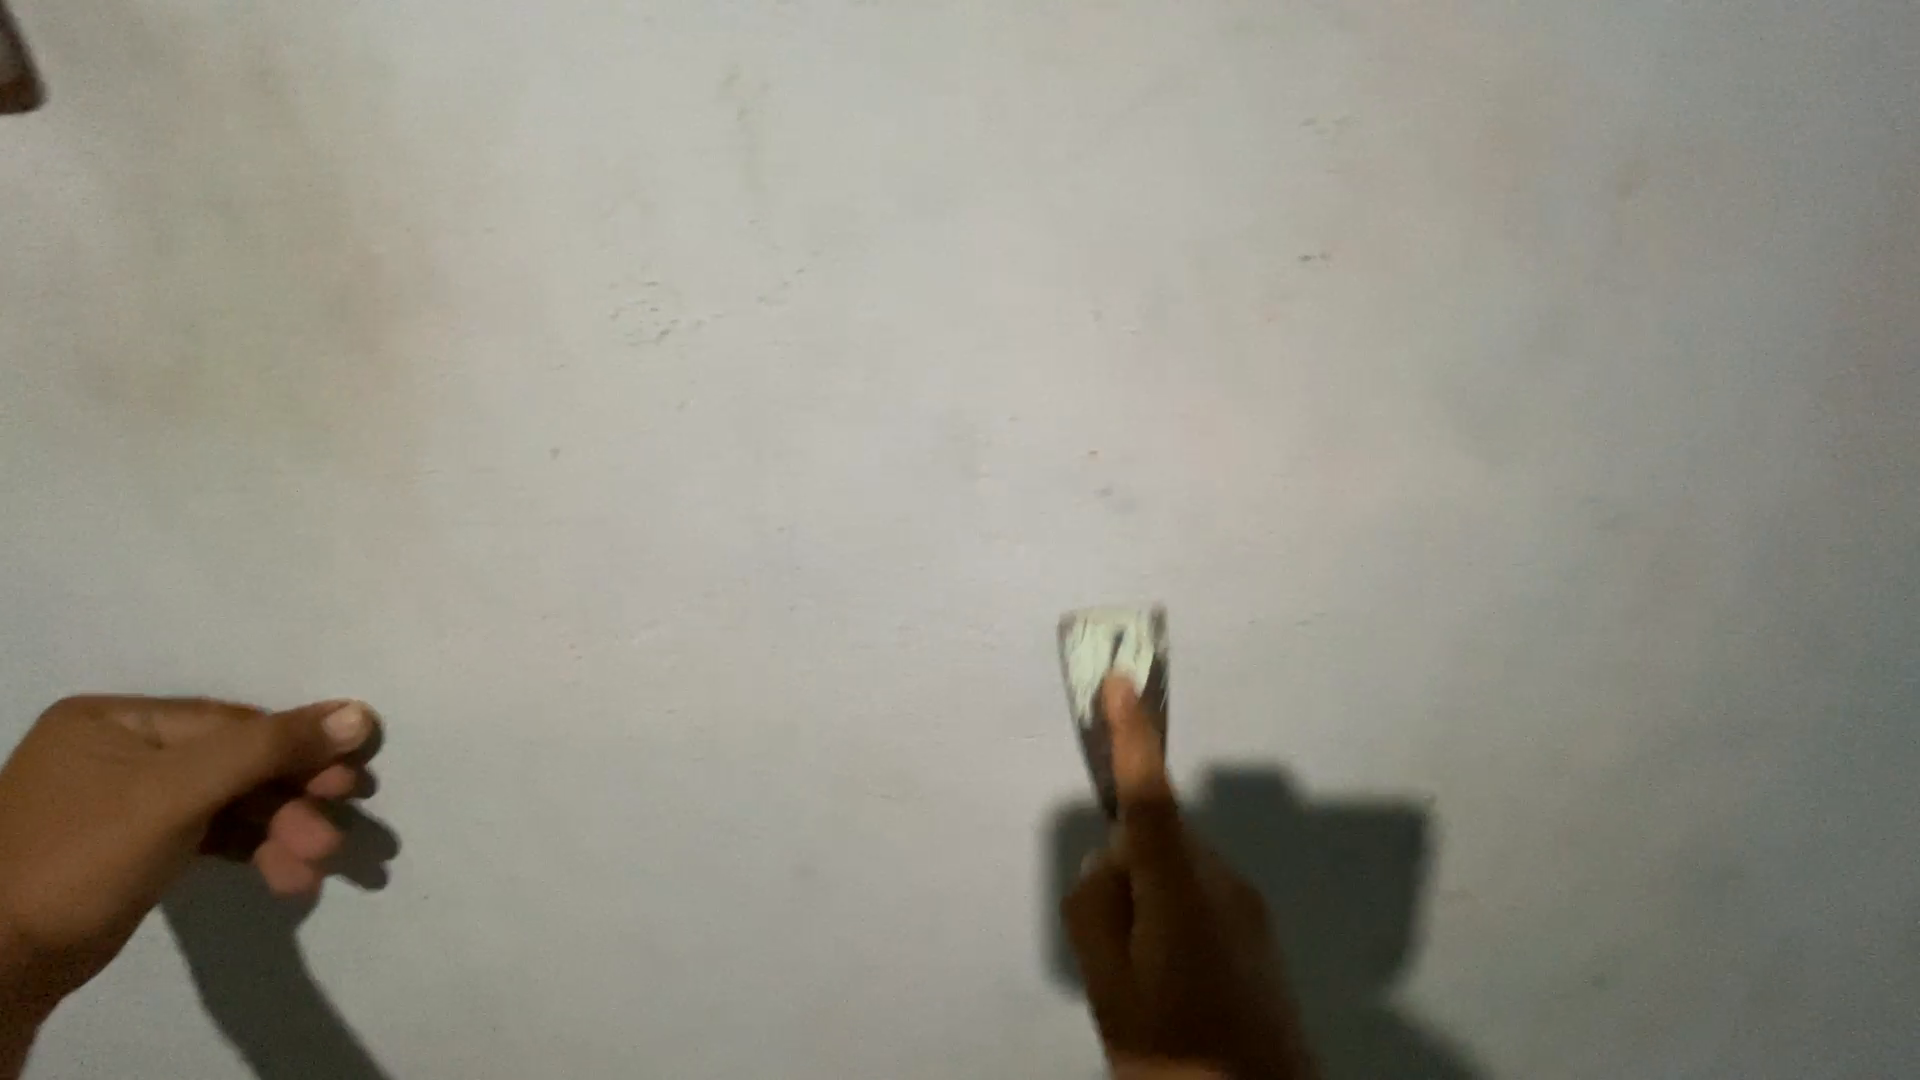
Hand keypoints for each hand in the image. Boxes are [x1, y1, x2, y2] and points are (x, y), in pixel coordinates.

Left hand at [0, 696, 375, 1027]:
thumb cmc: (81, 858)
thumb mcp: (181, 792)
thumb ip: (272, 747)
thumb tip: (362, 714)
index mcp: (117, 721)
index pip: (237, 726)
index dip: (300, 752)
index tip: (350, 784)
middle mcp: (126, 749)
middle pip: (243, 765)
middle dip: (294, 803)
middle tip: (335, 832)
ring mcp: (135, 799)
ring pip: (237, 802)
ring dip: (284, 833)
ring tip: (317, 866)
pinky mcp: (146, 842)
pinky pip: (219, 831)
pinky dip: (258, 851)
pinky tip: (289, 877)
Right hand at [1061, 678, 1317, 1079]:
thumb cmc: (1170, 1051)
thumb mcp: (1106, 985)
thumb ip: (1095, 906)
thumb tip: (1112, 861)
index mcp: (1180, 890)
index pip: (1149, 794)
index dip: (1134, 735)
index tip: (1121, 682)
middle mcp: (1222, 880)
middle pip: (1157, 833)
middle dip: (1127, 859)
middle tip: (1112, 939)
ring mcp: (1248, 905)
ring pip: (1177, 863)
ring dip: (1151, 892)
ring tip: (1145, 972)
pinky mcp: (1260, 929)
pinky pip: (1199, 890)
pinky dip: (1174, 909)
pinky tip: (1175, 978)